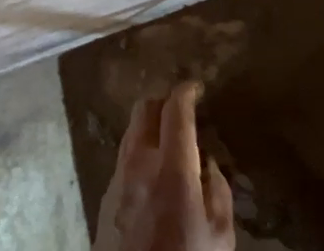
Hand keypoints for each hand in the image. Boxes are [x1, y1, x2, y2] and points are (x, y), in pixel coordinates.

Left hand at [93, 82, 235, 250]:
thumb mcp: (220, 235)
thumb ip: (217, 191)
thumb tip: (207, 164)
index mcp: (172, 169)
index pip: (175, 110)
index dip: (187, 91)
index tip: (198, 87)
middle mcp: (139, 165)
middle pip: (144, 110)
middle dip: (164, 100)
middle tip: (183, 107)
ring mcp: (116, 181)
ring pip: (131, 133)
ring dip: (150, 125)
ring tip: (170, 137)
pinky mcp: (104, 199)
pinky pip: (123, 158)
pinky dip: (140, 151)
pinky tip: (154, 170)